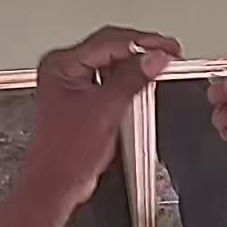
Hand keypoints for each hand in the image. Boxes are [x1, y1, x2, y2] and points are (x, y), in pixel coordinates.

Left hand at [22, 26, 180, 208]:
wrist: (57, 184)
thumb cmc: (66, 153)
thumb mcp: (106, 110)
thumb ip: (132, 79)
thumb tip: (153, 58)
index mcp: (60, 64)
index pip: (107, 42)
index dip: (141, 42)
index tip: (166, 47)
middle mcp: (63, 69)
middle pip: (108, 48)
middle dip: (140, 50)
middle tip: (169, 52)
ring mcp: (72, 83)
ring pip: (110, 62)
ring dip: (136, 63)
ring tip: (161, 63)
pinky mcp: (82, 97)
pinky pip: (109, 79)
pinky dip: (128, 78)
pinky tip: (144, 79)